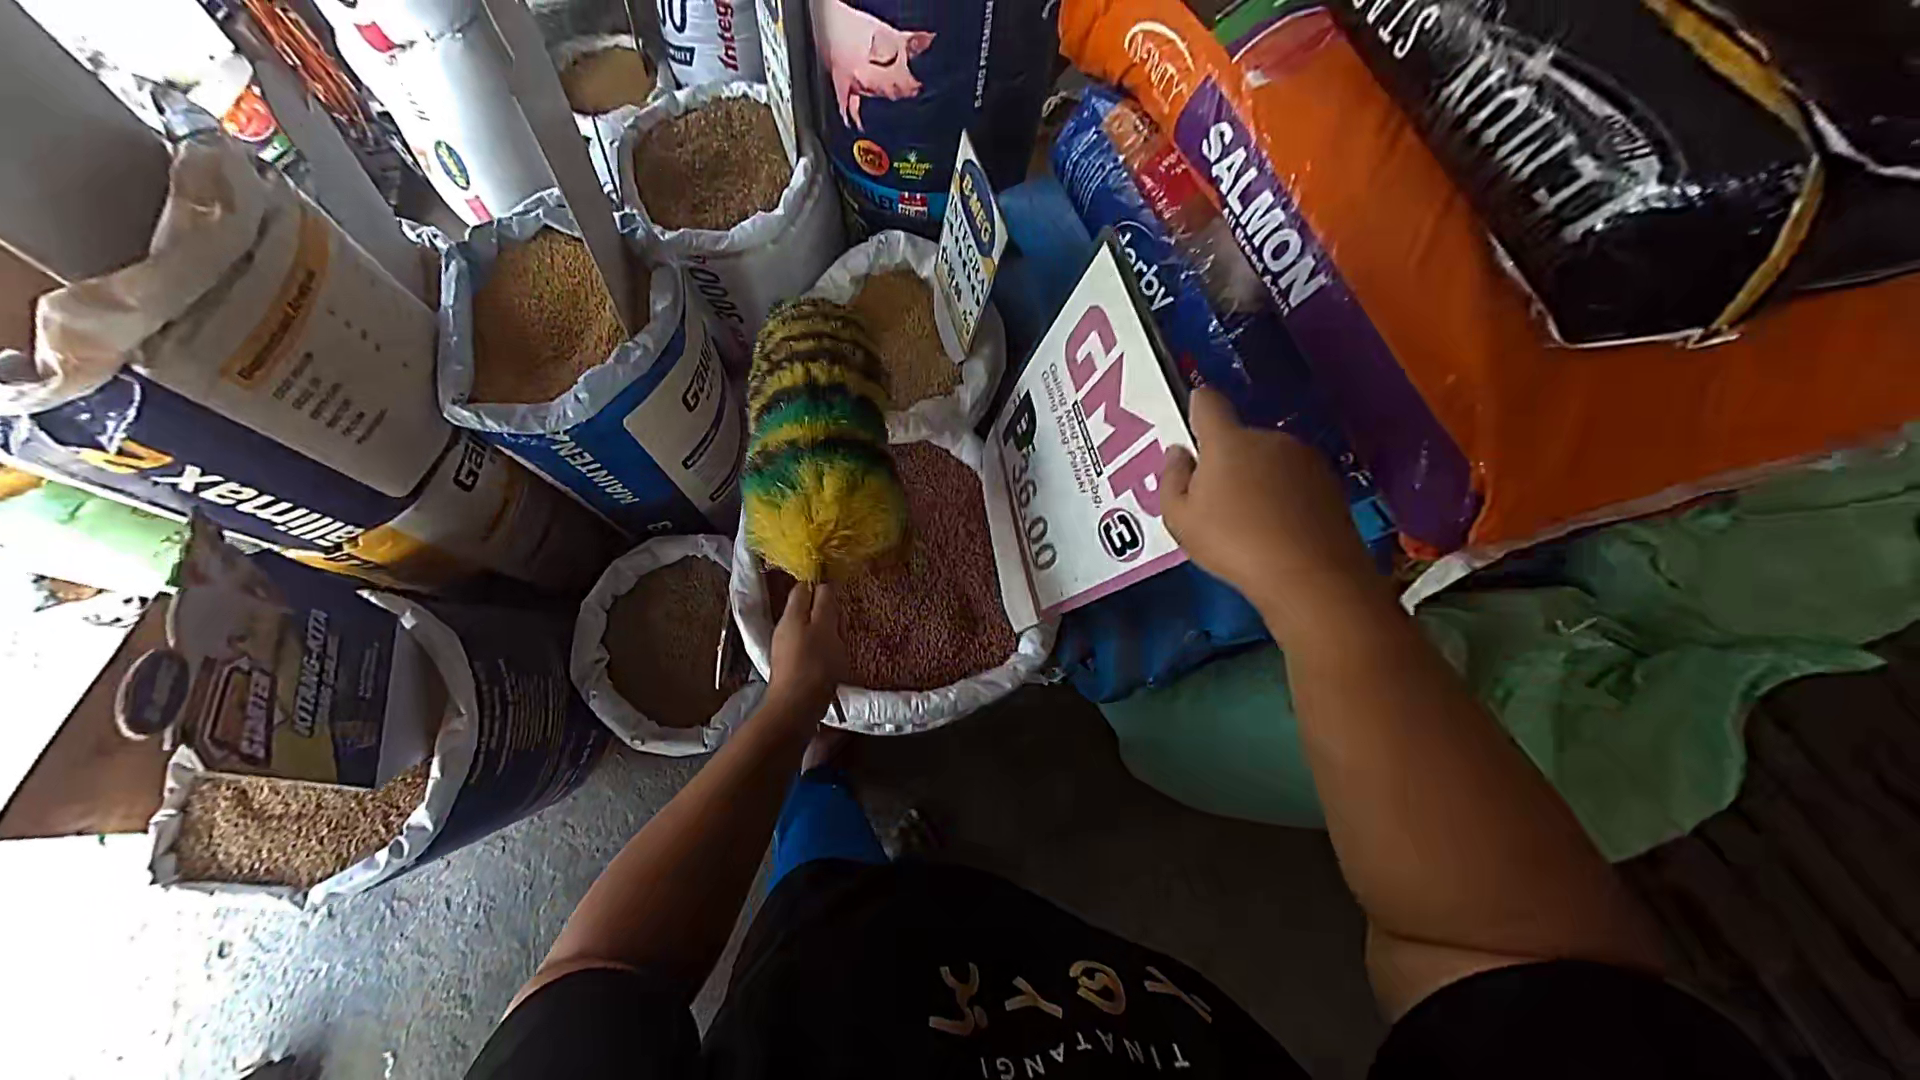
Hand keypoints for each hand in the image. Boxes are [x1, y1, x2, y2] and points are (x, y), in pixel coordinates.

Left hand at [768, 581, 846, 713]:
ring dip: (828, 635)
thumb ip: (825, 603)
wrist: (796, 707)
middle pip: (807, 609)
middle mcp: (784, 628)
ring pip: (810, 630)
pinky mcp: (790, 666)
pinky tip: (832, 664)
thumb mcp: (826, 627)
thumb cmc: (816, 663)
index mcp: (792, 614)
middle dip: (827, 614)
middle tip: (841, 627)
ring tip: (840, 648)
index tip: (839, 597)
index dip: (821, 587)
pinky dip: (822, 652)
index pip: (803, 588)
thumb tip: (824, 584)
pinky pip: (809, 649)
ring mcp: (785, 648)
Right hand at [1161, 388, 1381, 639]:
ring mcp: (1304, 458)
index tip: (1191, 427)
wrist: (1310, 575)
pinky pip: (1294, 479)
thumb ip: (1172, 479)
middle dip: (1226, 461)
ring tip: (1249, 523)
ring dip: (1257, 479)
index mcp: (1228, 441)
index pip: (1208, 403)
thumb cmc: (1233, 543)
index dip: (1196, 408)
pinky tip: (1278, 529)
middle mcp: (1269, 438)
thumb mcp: (1180, 519)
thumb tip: (1178, 453)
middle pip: (1239, 438)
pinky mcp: (1330, 481)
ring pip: (1268, 459)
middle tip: (1215, 503)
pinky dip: (1283, 495)